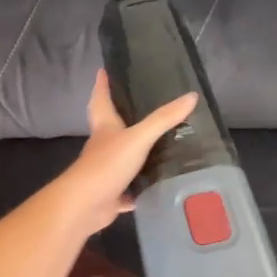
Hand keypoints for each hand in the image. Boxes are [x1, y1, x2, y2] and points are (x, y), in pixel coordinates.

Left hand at [47, 70, 197, 236]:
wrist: (85, 205)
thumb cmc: (107, 164)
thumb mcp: (138, 138)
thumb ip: (163, 119)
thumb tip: (192, 96)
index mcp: (105, 127)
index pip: (101, 99)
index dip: (102, 84)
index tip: (103, 70)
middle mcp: (104, 146)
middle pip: (110, 126)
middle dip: (119, 115)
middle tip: (137, 104)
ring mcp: (107, 171)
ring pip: (123, 157)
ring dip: (137, 152)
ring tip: (162, 143)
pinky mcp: (113, 194)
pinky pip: (131, 188)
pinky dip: (142, 187)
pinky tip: (158, 185)